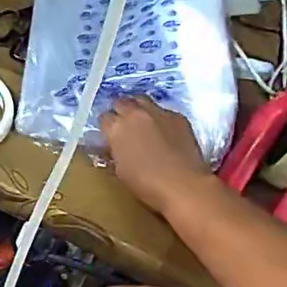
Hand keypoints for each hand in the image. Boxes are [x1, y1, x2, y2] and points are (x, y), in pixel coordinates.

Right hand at [100, 96, 217, 216]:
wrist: (183, 185)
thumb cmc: (146, 184)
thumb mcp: (120, 169)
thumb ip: (115, 151)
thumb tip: (115, 146)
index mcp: (116, 128)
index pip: (104, 118)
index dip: (107, 127)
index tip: (110, 135)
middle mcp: (135, 114)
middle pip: (122, 102)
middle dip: (121, 111)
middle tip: (124, 126)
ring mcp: (158, 113)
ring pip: (143, 101)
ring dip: (139, 109)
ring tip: (143, 123)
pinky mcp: (178, 117)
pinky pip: (164, 111)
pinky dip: (160, 118)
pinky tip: (164, 132)